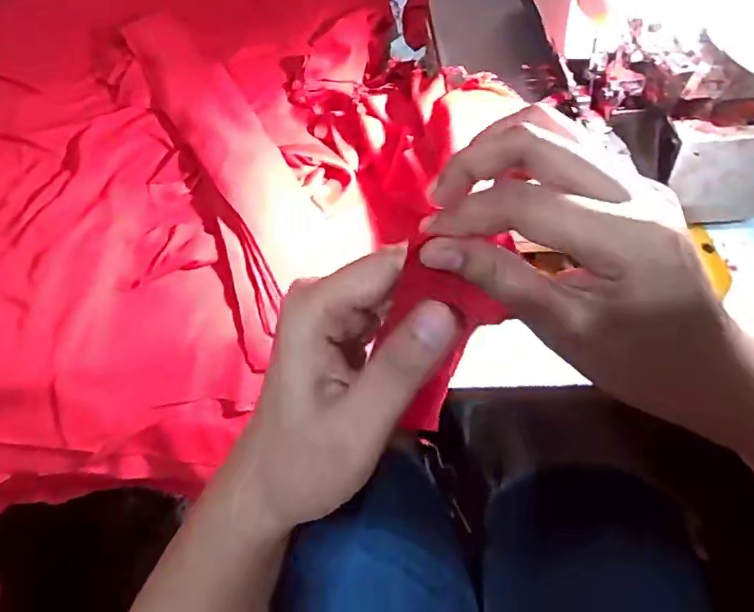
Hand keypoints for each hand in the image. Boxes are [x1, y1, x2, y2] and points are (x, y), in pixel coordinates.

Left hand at [208, 250, 457, 537]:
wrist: (268, 488)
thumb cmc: (304, 464)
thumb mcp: (359, 426)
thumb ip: (401, 366)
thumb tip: (446, 308)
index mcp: (315, 304)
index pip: (388, 264)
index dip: (437, 268)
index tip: (483, 286)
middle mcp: (320, 292)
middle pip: (393, 273)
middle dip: (439, 288)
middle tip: (486, 312)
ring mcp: (329, 306)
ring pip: (395, 290)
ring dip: (433, 306)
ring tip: (475, 323)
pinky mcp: (340, 323)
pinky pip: (389, 310)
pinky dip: (418, 324)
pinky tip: (447, 338)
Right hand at [421, 105, 753, 441]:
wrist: (719, 368)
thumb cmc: (647, 365)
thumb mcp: (569, 333)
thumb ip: (500, 281)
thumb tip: (435, 250)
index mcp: (626, 235)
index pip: (525, 200)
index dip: (466, 214)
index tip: (430, 237)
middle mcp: (633, 190)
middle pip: (537, 135)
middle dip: (475, 159)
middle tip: (442, 197)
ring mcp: (635, 178)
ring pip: (553, 125)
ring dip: (497, 145)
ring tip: (466, 182)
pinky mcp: (630, 180)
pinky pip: (567, 144)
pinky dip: (523, 153)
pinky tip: (503, 183)